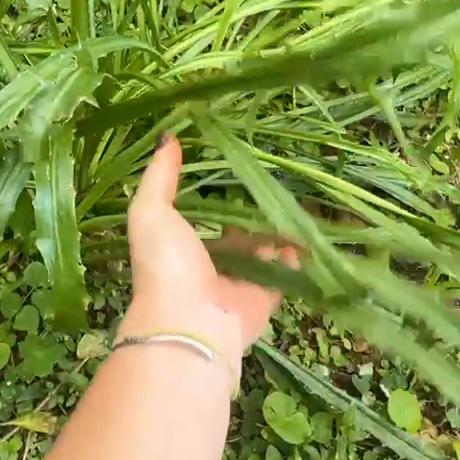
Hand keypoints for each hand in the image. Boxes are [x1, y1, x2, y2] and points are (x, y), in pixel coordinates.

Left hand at [117, 136, 294, 368]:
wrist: (188, 322)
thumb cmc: (166, 265)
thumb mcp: (151, 212)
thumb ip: (159, 177)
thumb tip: (169, 137)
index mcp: (182, 244)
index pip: (204, 213)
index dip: (219, 191)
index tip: (239, 162)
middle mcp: (211, 264)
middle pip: (238, 231)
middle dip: (254, 209)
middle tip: (277, 178)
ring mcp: (240, 282)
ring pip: (264, 250)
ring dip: (279, 228)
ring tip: (298, 198)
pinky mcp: (265, 297)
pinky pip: (285, 273)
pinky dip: (296, 255)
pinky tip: (307, 229)